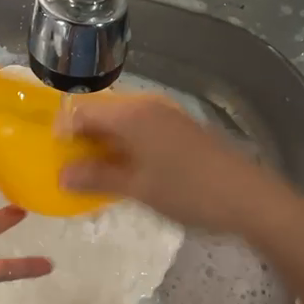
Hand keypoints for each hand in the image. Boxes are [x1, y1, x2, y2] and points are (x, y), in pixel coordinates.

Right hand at [56, 93, 303, 237]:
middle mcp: (146, 105)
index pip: (81, 110)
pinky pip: (138, 127)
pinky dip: (124, 144)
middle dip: (81, 136)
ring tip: (94, 171)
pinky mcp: (179, 126)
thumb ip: (95, 178)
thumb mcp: (138, 188)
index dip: (62, 129)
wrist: (251, 199)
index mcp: (131, 114)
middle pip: (100, 112)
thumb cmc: (189, 191)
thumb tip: (60, 175)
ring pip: (120, 120)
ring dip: (102, 142)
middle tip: (69, 164)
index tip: (52, 153)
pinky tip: (125, 169)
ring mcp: (165, 114)